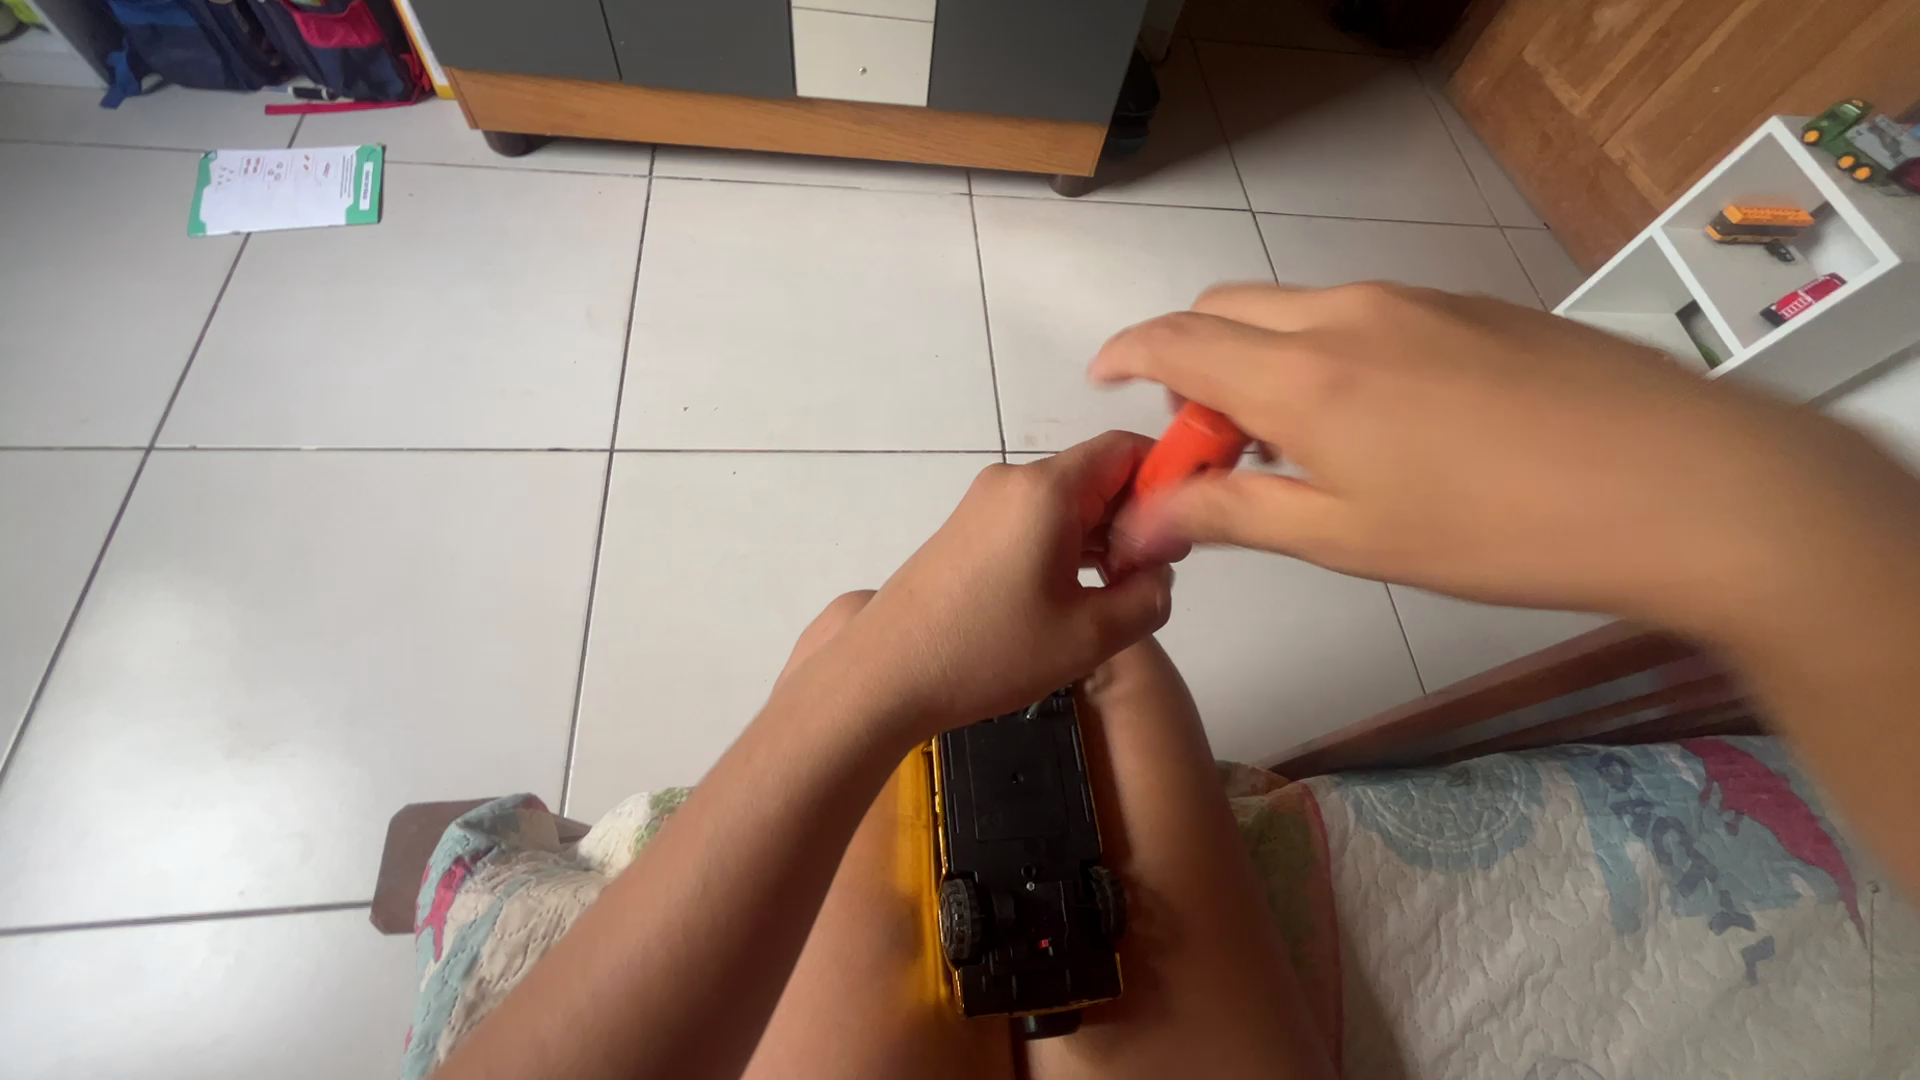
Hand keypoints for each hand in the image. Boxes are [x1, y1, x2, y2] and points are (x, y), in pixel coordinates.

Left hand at [820, 432, 1174, 738]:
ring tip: (1111, 596)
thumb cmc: (988, 652)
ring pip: (1065, 503)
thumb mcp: (1090, 636)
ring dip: (1100, 538)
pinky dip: (1064, 547)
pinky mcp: (966, 531)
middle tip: (1148, 579)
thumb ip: (1148, 597)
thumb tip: (1157, 573)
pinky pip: (1033, 522)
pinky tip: (1070, 596)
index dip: (1167, 479)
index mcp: (1046, 489)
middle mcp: (1013, 481)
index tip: (1182, 532)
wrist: (884, 673)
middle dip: (1135, 519)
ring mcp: (983, 504)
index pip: (1126, 448)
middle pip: (1096, 476)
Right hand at [1089, 282, 1919, 636]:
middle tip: (1204, 438)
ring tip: (1287, 441)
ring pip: (1288, 310)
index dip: (1123, 354)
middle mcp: (1343, 314)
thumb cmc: (1488, 528)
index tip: (1100, 381)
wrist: (1687, 486)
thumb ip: (1226, 512)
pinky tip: (1364, 418)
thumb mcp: (1339, 536)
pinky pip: (1350, 313)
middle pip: (1224, 310)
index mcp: (1301, 375)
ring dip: (1253, 360)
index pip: (1175, 341)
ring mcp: (1408, 300)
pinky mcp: (1461, 306)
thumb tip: (1138, 522)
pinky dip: (1313, 352)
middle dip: (1187, 363)